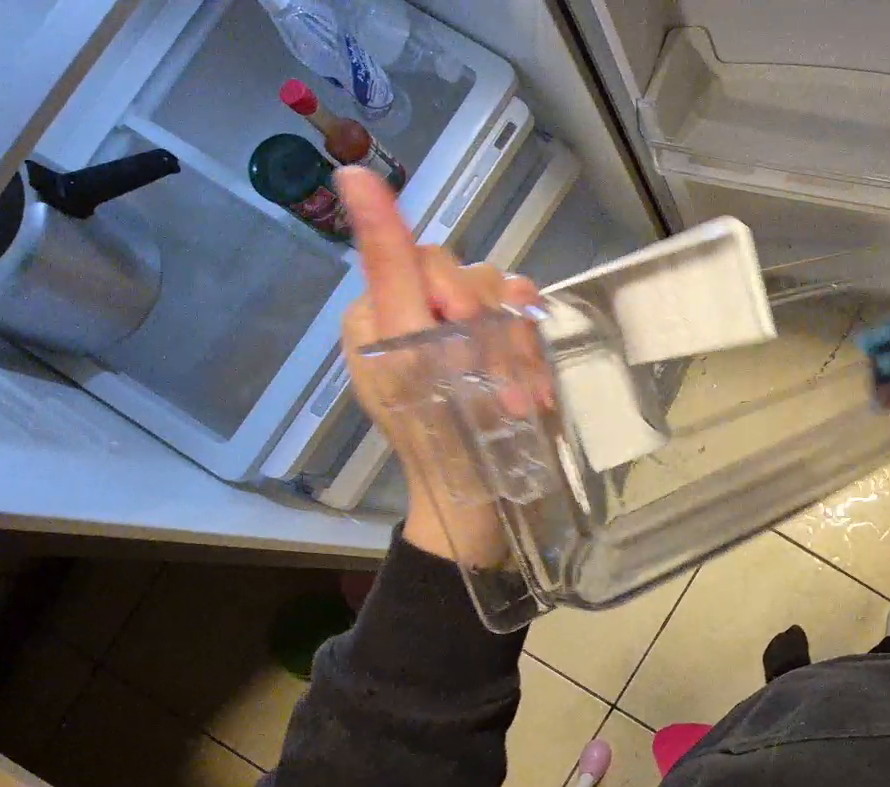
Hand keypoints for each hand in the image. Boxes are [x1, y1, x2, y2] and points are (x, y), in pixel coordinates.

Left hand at [337, 166, 542, 562]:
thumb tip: (355, 173)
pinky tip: (534, 392)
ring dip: (518, 350)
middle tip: (499, 378)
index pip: (424, 256)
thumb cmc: (435, 437)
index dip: (453, 285)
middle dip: (491, 326)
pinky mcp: (501, 363)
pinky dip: (534, 362)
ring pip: (506, 305)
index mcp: (380, 314)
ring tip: (521, 398)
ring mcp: (465, 343)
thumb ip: (390, 264)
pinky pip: (527, 334)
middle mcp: (421, 320)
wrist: (480, 511)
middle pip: (471, 277)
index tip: (466, 324)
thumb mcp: (405, 349)